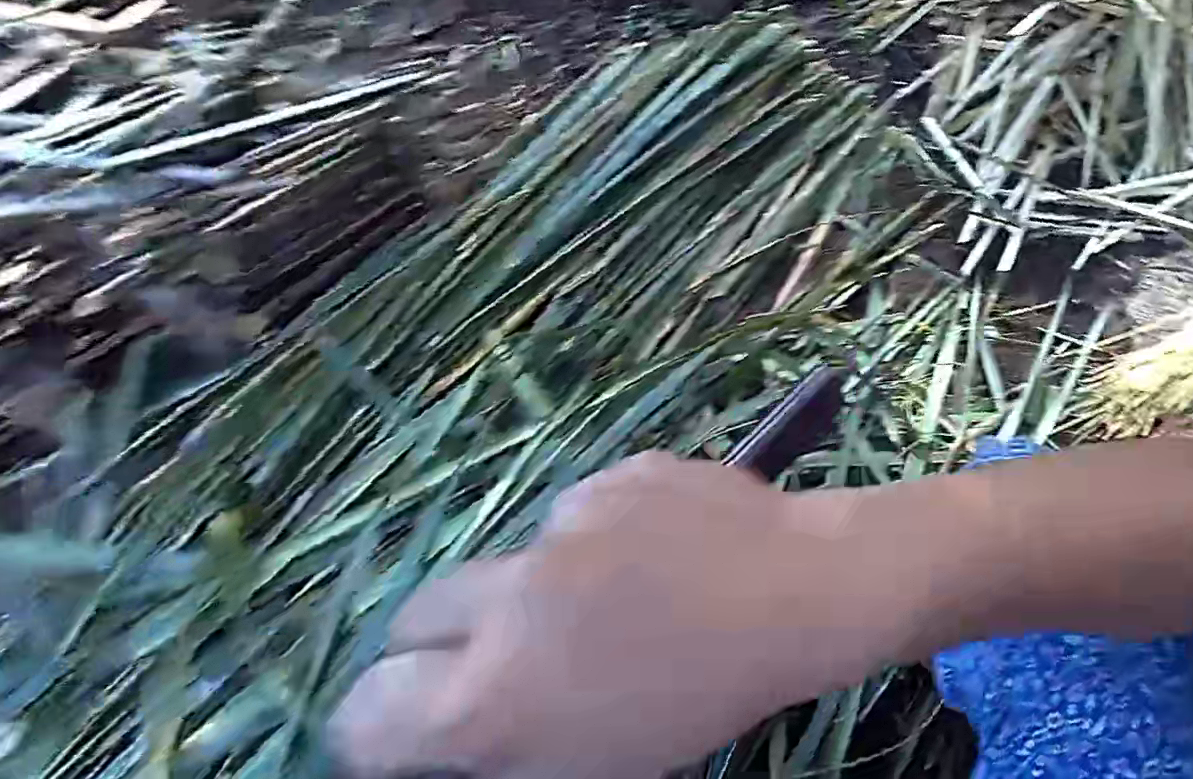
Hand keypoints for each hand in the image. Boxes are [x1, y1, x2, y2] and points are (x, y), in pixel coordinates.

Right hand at [328, 453, 902, 778]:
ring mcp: (572, 518)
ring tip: (628, 580)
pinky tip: (666, 536)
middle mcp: (513, 594)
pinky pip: (590, 501)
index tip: (428, 708)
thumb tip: (448, 715)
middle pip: (422, 608)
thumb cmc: (705, 693)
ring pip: (522, 547)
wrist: (799, 588)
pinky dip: (609, 521)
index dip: (393, 714)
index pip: (365, 709)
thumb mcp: (590, 758)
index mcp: (488, 697)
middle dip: (451, 632)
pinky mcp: (624, 470)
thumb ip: (500, 738)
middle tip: (519, 638)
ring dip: (549, 568)